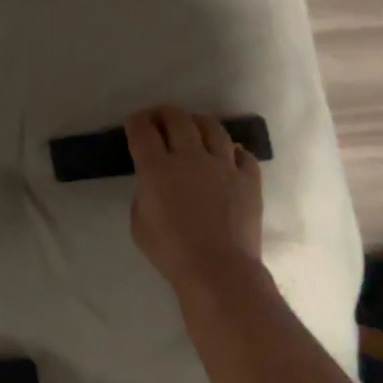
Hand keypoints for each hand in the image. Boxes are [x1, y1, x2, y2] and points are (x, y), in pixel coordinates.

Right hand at [125, 104, 264, 292]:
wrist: (218, 270)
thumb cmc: (170, 250)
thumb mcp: (139, 221)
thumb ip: (144, 193)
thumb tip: (155, 183)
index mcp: (157, 169)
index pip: (143, 131)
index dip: (135, 122)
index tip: (133, 122)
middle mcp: (190, 158)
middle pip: (177, 119)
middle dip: (164, 113)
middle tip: (158, 118)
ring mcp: (224, 166)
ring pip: (212, 128)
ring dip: (197, 122)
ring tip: (192, 127)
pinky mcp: (249, 179)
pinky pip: (242, 153)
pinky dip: (231, 149)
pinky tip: (226, 154)